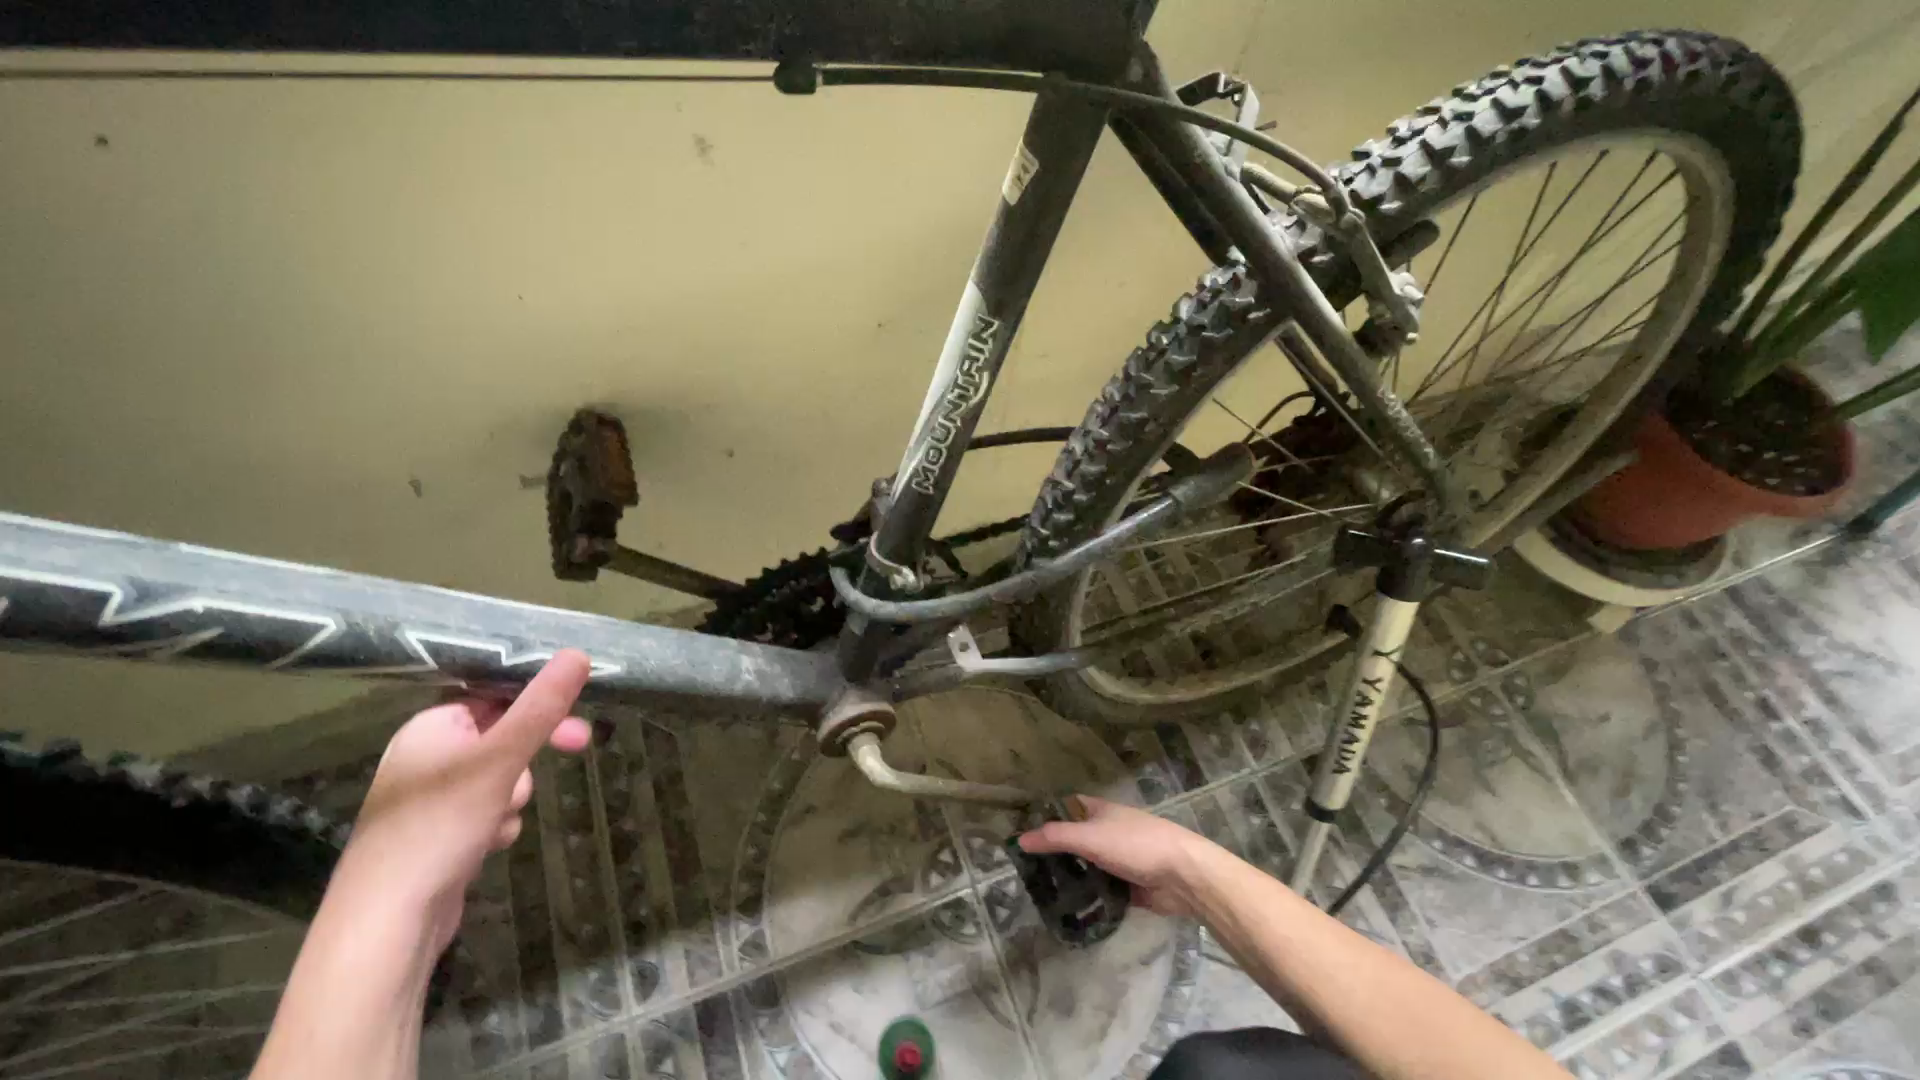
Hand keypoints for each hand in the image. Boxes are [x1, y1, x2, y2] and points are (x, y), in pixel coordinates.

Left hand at [337, 650, 594, 949]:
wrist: (388, 920)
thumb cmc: (440, 827)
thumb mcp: (501, 760)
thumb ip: (541, 708)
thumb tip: (579, 652)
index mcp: (431, 727)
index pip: (495, 698)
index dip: (540, 709)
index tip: (578, 729)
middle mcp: (426, 756)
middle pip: (503, 740)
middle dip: (526, 762)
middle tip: (574, 752)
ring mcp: (429, 799)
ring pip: (500, 780)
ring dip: (512, 798)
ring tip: (495, 823)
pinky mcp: (436, 834)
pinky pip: (485, 813)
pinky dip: (496, 825)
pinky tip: (486, 846)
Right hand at [1018, 794, 1217, 916]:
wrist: (1183, 876)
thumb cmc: (1136, 845)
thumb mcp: (1090, 837)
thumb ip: (1055, 837)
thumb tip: (1019, 839)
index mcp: (1100, 811)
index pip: (1066, 807)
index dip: (1045, 816)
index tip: (1020, 832)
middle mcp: (1107, 832)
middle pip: (1074, 840)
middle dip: (1053, 853)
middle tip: (1024, 869)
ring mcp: (1118, 860)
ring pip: (1086, 867)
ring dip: (1069, 877)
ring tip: (1038, 891)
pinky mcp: (1127, 886)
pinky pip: (1100, 890)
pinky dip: (1087, 897)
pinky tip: (1066, 908)